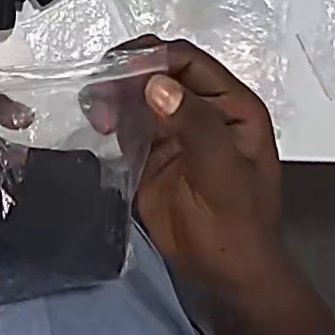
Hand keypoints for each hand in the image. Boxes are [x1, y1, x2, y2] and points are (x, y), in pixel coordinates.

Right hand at [123, 36, 334, 334]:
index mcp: (229, 103)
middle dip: (127, 70)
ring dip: (112, 89)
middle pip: (157, 66)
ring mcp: (172, 121)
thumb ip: (195, 125)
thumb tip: (156, 84)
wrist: (223, 277)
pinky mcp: (147, 140)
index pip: (188, 60)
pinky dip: (106, 110)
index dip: (155, 58)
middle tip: (103, 85)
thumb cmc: (236, 225)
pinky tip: (99, 123)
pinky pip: (123, 112)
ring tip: (98, 111)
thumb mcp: (223, 174)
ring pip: (135, 85)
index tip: (123, 70)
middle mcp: (199, 104)